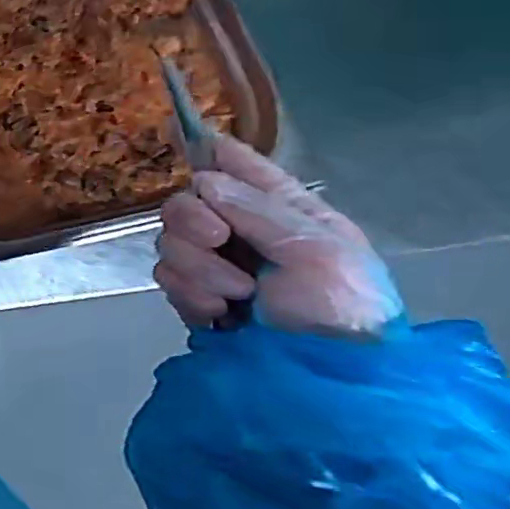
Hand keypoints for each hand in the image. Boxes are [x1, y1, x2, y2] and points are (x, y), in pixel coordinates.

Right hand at [154, 134, 401, 337]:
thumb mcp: (320, 250)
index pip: (237, 165)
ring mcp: (214, 266)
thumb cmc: (343, 306)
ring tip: (236, 295)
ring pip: (168, 241)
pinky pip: (166, 277)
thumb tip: (204, 181)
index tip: (177, 128)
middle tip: (218, 241)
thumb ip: (259, 211)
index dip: (209, 148)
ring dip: (197, 266)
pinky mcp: (196, 298)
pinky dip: (188, 292)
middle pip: (185, 202)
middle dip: (194, 220)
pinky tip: (218, 311)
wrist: (329, 380)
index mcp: (280, 209)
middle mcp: (240, 231)